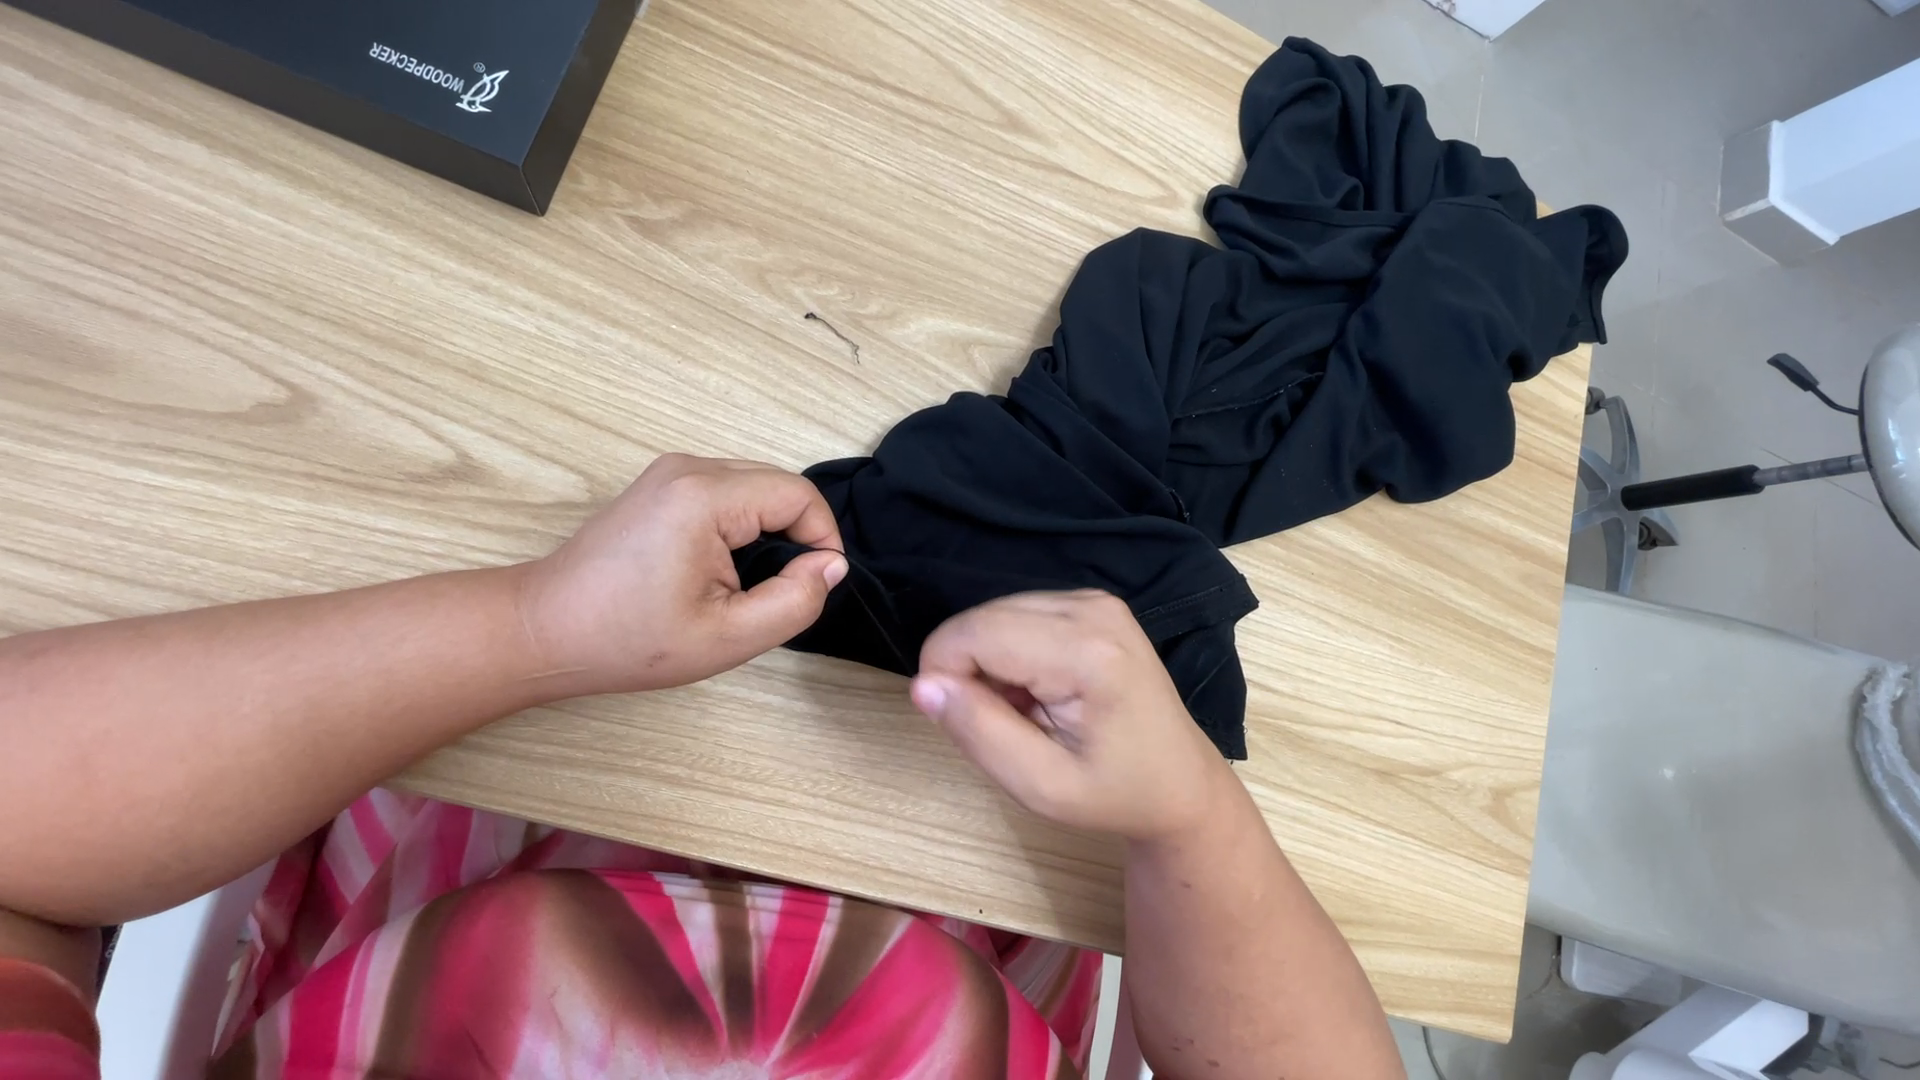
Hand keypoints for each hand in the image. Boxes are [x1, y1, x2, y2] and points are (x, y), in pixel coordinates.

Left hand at [515, 454, 846, 695]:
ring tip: (749, 582)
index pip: (799, 495)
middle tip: (782, 589)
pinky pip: (729, 492)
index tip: (814, 585)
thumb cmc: (630, 640)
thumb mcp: (729, 638)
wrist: (544, 629)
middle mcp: (689, 468)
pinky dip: (744, 525)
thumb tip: (831, 566)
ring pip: (756, 487)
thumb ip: (795, 600)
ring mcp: (672, 471)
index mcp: (705, 497)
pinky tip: (723, 567)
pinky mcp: (663, 484)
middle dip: (797, 535)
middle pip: (778, 486)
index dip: (823, 538)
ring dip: (771, 530)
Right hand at [910, 590, 1233, 840]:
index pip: (972, 634)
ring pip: (993, 614)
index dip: (944, 676)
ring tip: (1025, 710)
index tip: (966, 724)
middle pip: (980, 619)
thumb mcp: (1040, 785)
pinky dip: (1009, 652)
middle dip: (967, 671)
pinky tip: (1038, 689)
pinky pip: (1017, 614)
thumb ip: (977, 731)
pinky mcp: (1090, 602)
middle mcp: (1090, 608)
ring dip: (987, 663)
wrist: (1181, 782)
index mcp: (1085, 651)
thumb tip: (922, 685)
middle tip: (1002, 724)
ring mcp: (1094, 599)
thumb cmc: (1114, 794)